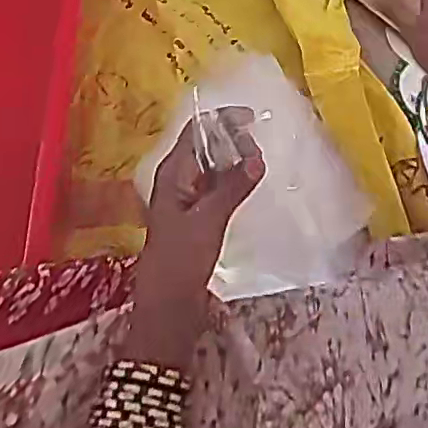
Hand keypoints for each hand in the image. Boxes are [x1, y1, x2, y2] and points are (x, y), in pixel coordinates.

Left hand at [132, 110, 265, 308]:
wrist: (168, 308)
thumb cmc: (181, 258)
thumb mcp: (209, 219)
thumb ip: (233, 186)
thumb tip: (257, 158)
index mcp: (172, 172)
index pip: (196, 129)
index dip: (222, 119)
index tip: (252, 118)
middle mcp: (178, 179)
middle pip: (206, 144)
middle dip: (233, 140)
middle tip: (259, 150)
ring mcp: (187, 197)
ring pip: (213, 165)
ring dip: (235, 160)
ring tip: (259, 164)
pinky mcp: (197, 214)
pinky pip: (217, 185)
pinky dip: (234, 180)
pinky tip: (251, 184)